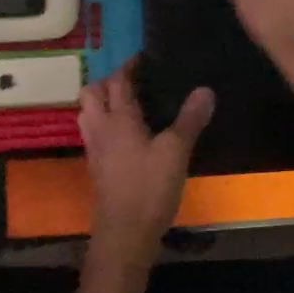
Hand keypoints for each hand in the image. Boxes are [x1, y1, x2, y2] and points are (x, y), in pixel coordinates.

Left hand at [77, 62, 213, 266]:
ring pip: (88, 114)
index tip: (143, 58)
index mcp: (118, 118)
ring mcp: (95, 150)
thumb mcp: (176, 152)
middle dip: (108, 82)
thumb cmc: (148, 188)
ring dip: (101, 103)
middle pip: (92, 93)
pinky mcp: (97, 169)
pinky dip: (104, 125)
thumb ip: (190, 120)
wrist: (124, 235)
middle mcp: (101, 129)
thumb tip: (205, 89)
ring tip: (125, 104)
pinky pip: (94, 134)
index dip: (129, 66)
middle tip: (132, 82)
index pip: (118, 81)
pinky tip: (124, 137)